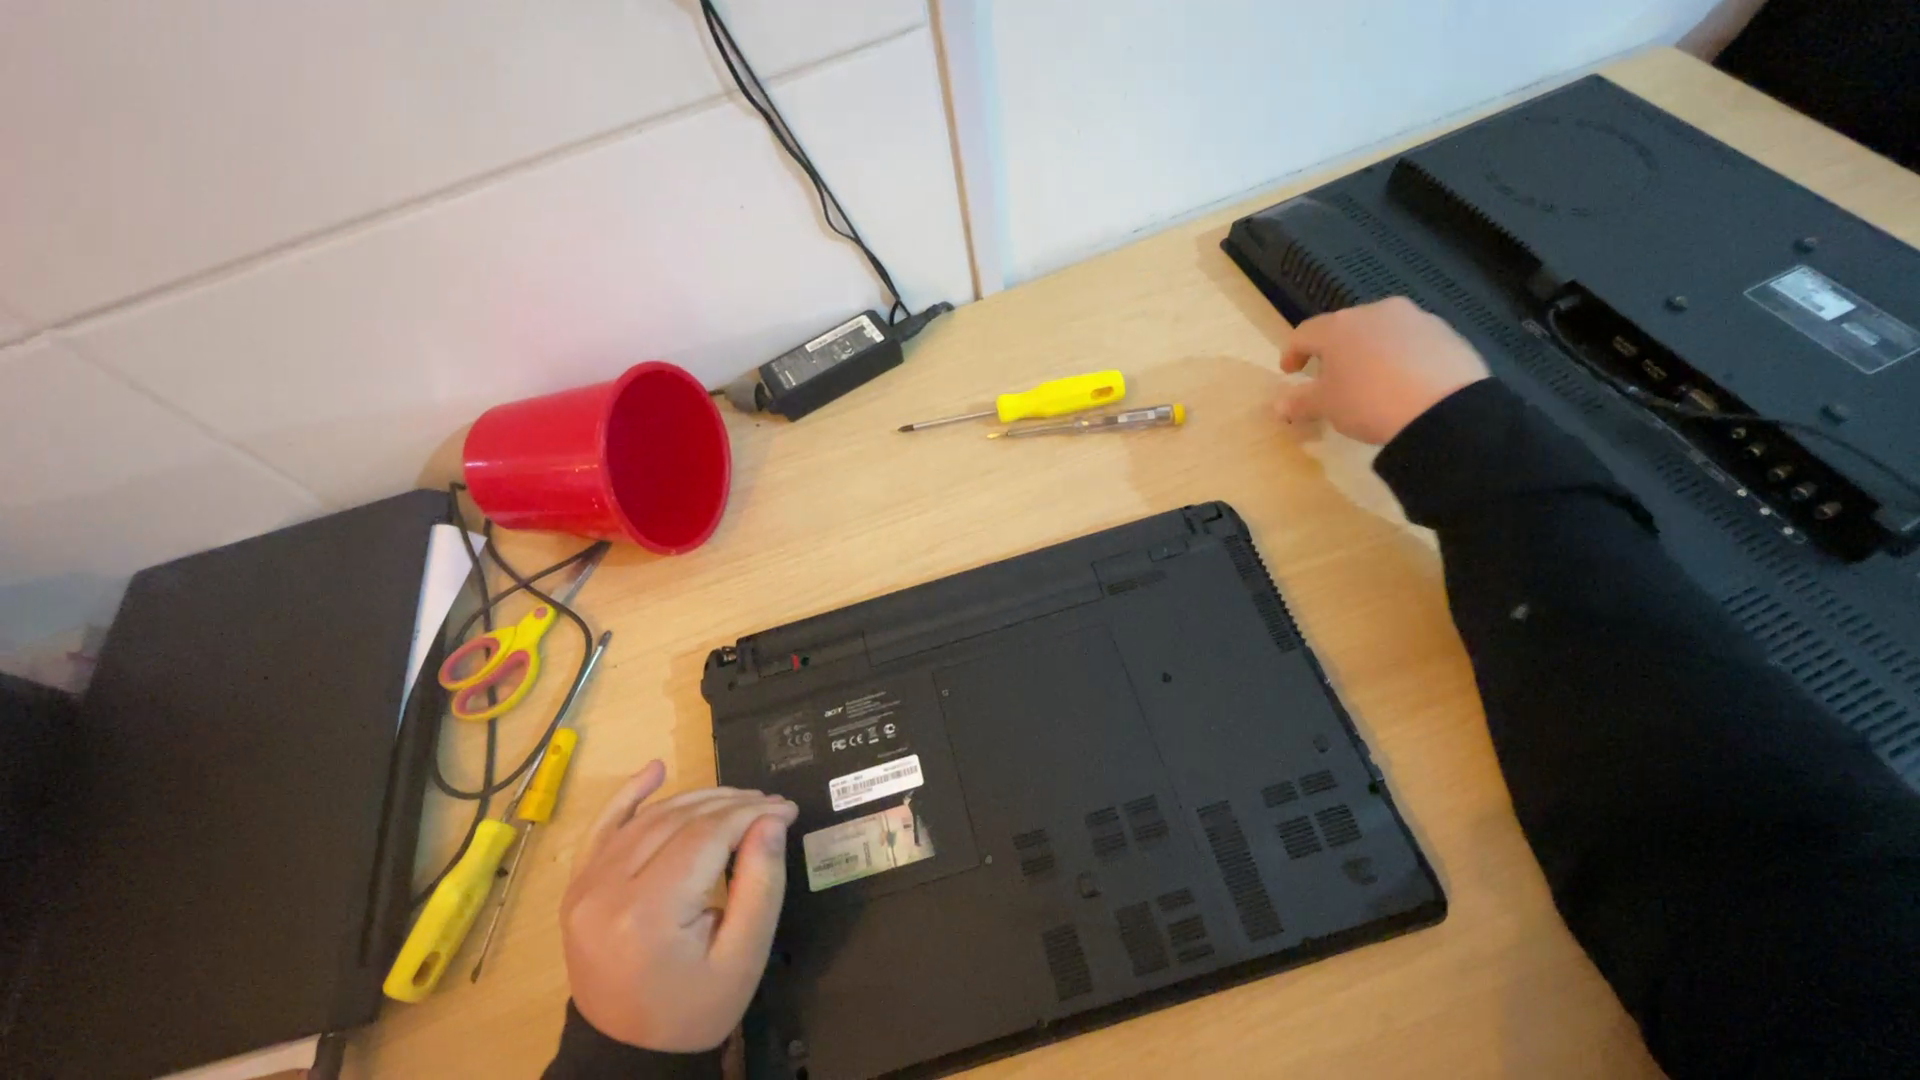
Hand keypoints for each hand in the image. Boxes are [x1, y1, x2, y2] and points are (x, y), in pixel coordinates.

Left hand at [561, 760, 799, 1052]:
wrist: (628, 1053)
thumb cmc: (695, 1008)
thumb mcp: (744, 956)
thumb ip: (761, 883)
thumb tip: (772, 819)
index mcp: (648, 913)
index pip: (706, 836)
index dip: (750, 813)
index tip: (786, 809)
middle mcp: (607, 890)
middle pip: (678, 820)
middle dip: (730, 804)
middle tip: (770, 805)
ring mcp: (584, 886)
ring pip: (648, 818)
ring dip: (696, 800)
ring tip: (739, 800)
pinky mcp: (577, 887)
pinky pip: (603, 827)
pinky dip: (629, 795)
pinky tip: (656, 768)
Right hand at [1275, 296, 1490, 444]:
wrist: (1443, 408)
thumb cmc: (1369, 402)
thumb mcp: (1327, 407)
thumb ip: (1300, 402)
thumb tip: (1279, 404)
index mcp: (1338, 327)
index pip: (1304, 333)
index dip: (1292, 352)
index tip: (1290, 372)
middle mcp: (1374, 312)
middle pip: (1344, 328)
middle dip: (1334, 350)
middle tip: (1331, 376)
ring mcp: (1414, 318)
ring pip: (1380, 332)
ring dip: (1369, 351)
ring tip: (1370, 379)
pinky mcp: (1445, 332)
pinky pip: (1412, 341)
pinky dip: (1400, 356)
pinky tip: (1403, 381)